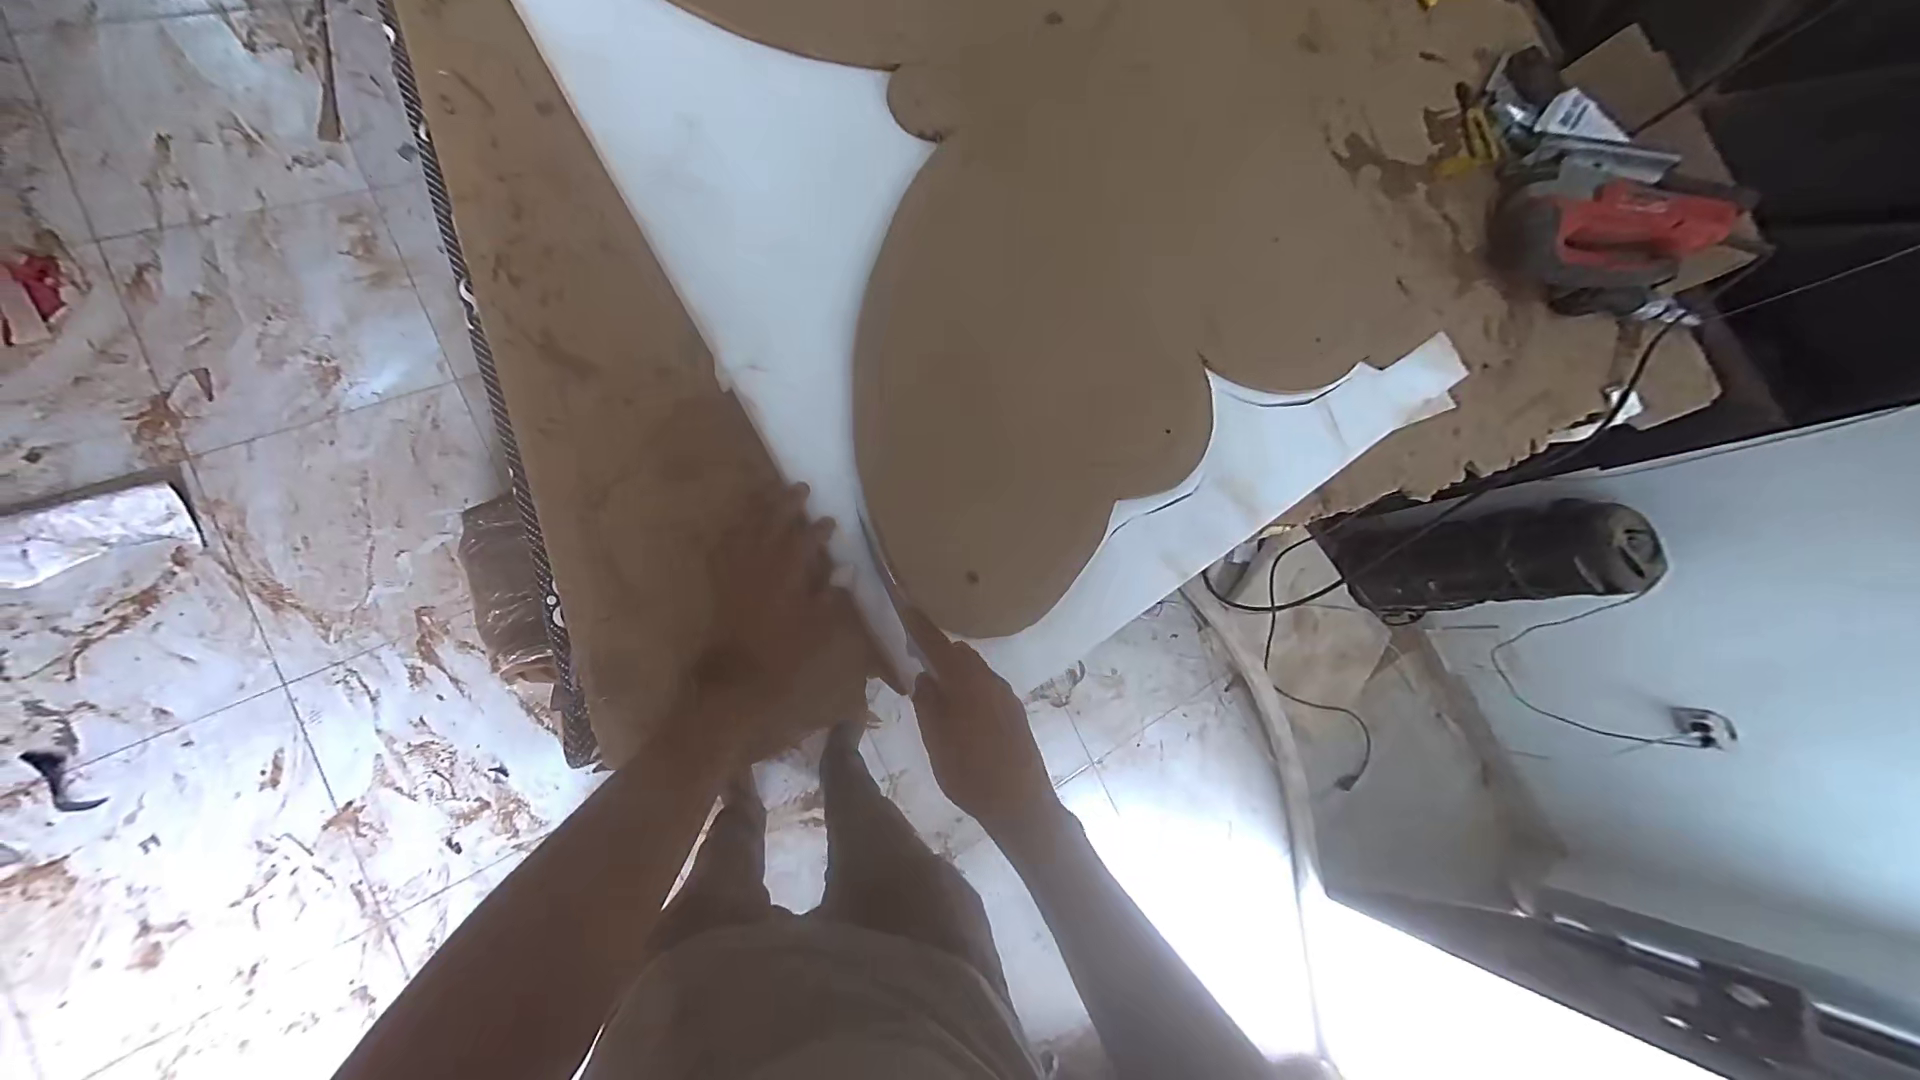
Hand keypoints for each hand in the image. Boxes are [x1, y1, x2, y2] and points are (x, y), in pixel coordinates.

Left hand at [684, 483, 863, 763]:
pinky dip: (733, 529)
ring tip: (771, 492)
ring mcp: (736, 568)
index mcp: (788, 572)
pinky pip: (725, 544)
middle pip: (774, 522)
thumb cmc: (783, 654)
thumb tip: (844, 572)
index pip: (807, 539)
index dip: (819, 528)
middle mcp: (761, 562)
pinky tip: (738, 524)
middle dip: (788, 503)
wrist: (736, 678)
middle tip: (800, 488)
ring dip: (760, 507)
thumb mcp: (819, 628)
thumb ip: (832, 597)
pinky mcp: (720, 580)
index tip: (829, 520)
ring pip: (747, 526)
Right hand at [904, 609, 1058, 836]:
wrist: (1021, 803)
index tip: (906, 607)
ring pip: (975, 671)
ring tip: (936, 692)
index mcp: (967, 682)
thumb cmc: (970, 772)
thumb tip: (923, 676)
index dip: (920, 628)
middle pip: (960, 654)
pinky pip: (986, 687)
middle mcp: (990, 680)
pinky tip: (960, 712)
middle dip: (939, 652)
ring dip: (955, 672)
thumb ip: (927, 702)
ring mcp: (1006, 695)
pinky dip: (969, 688)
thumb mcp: (936, 739)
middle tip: (916, 662)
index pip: (938, 645)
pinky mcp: (1015, 712)